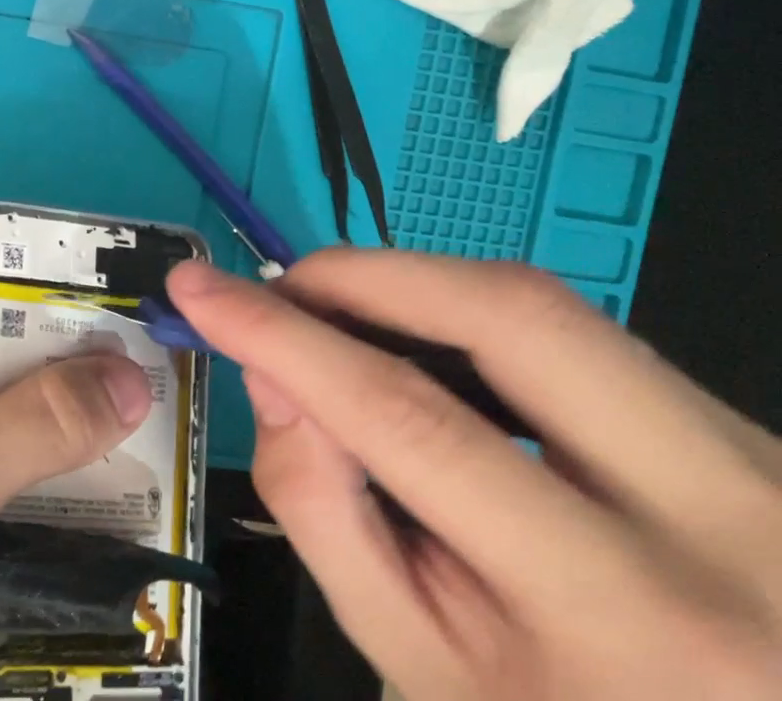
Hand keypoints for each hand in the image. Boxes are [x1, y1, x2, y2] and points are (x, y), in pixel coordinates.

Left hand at [0, 213, 156, 678]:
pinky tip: (48, 469)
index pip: (14, 241)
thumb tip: (132, 375)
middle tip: (155, 408)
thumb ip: (46, 422)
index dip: (91, 280)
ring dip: (41, 396)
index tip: (162, 330)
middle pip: (2, 295)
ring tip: (123, 446)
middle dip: (74, 350)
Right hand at [167, 250, 781, 699]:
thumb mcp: (407, 649)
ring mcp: (765, 464)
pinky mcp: (757, 435)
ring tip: (335, 320)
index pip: (413, 422)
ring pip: (557, 311)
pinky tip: (423, 353)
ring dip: (414, 289)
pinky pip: (585, 339)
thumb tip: (270, 373)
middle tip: (279, 288)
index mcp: (627, 610)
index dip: (286, 337)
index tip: (198, 290)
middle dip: (365, 275)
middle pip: (517, 318)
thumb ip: (321, 508)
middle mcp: (731, 515)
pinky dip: (471, 322)